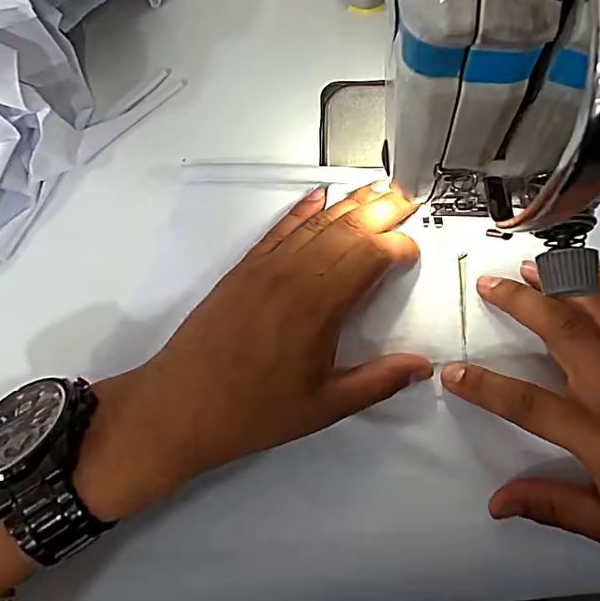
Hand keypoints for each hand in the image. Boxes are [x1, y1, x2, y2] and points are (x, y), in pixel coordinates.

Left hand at [75, 184, 431, 520]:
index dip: (398, 247)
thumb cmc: (252, 410)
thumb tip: (421, 367)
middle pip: (347, 229)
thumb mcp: (324, 407)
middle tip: (407, 200)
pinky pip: (280, 228)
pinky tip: (319, 196)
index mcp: (319, 307)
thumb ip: (378, 382)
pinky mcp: (245, 267)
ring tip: (377, 189)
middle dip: (381, 211)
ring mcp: (266, 267)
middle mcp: (293, 276)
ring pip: (317, 222)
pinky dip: (302, 209)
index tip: (412, 252)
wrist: (178, 407)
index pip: (370, 256)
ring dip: (350, 203)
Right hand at [441, 262, 599, 600]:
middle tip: (491, 283)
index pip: (527, 404)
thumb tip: (500, 503)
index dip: (484, 387)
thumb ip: (553, 505)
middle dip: (520, 301)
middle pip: (561, 331)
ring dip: (564, 282)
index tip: (453, 372)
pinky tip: (598, 272)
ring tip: (535, 265)